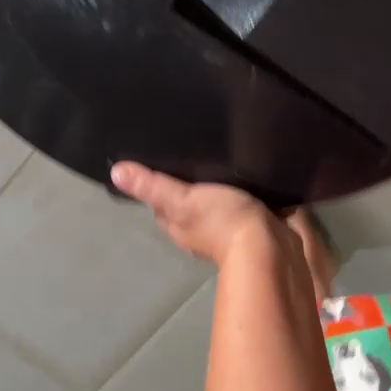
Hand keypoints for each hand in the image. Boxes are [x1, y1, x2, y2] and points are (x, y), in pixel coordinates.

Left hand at [111, 162, 281, 264]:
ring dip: (222, 181)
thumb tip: (116, 173)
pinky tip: (249, 162)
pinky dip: (249, 184)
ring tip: (221, 146)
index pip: (161, 203)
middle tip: (193, 143)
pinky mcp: (261, 219)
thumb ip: (153, 186)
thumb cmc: (222, 223)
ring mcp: (234, 225)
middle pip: (191, 200)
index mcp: (180, 225)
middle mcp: (203, 227)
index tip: (159, 155)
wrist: (274, 247)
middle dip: (193, 179)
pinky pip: (250, 197)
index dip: (158, 183)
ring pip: (221, 198)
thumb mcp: (182, 200)